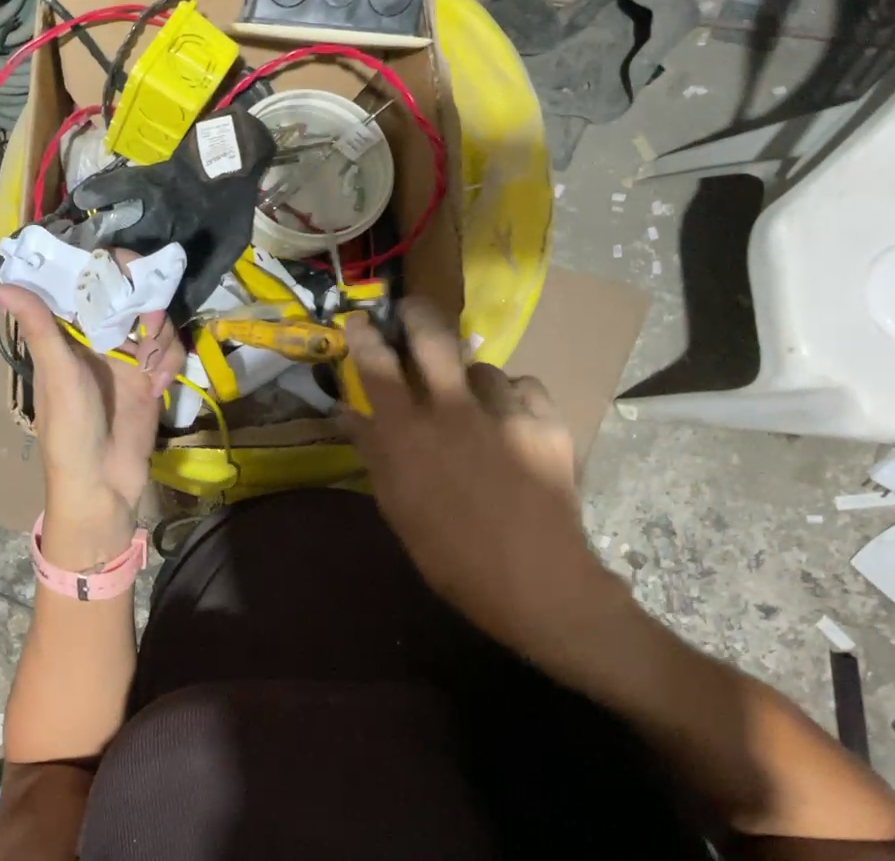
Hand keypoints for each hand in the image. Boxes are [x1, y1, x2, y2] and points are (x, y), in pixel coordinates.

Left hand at [0, 273, 182, 569]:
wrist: (103, 483)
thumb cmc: (70, 428)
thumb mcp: (57, 372)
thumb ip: (39, 325)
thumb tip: (1, 285)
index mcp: (67, 333)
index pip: (87, 283)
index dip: (107, 268)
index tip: (124, 266)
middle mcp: (98, 338)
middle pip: (129, 295)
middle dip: (145, 303)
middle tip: (148, 323)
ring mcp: (127, 356)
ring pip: (155, 320)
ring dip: (160, 338)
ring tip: (149, 367)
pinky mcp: (151, 377)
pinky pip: (168, 350)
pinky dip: (169, 361)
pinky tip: (159, 384)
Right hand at [340, 301, 623, 663]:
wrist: (536, 582)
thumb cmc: (449, 553)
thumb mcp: (396, 505)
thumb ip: (373, 451)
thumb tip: (346, 411)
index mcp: (408, 433)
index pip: (377, 365)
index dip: (363, 335)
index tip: (358, 319)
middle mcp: (453, 410)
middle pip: (432, 338)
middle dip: (418, 316)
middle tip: (412, 313)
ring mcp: (504, 413)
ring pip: (483, 366)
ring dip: (470, 375)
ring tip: (473, 397)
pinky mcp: (548, 423)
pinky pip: (525, 387)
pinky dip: (514, 397)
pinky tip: (511, 419)